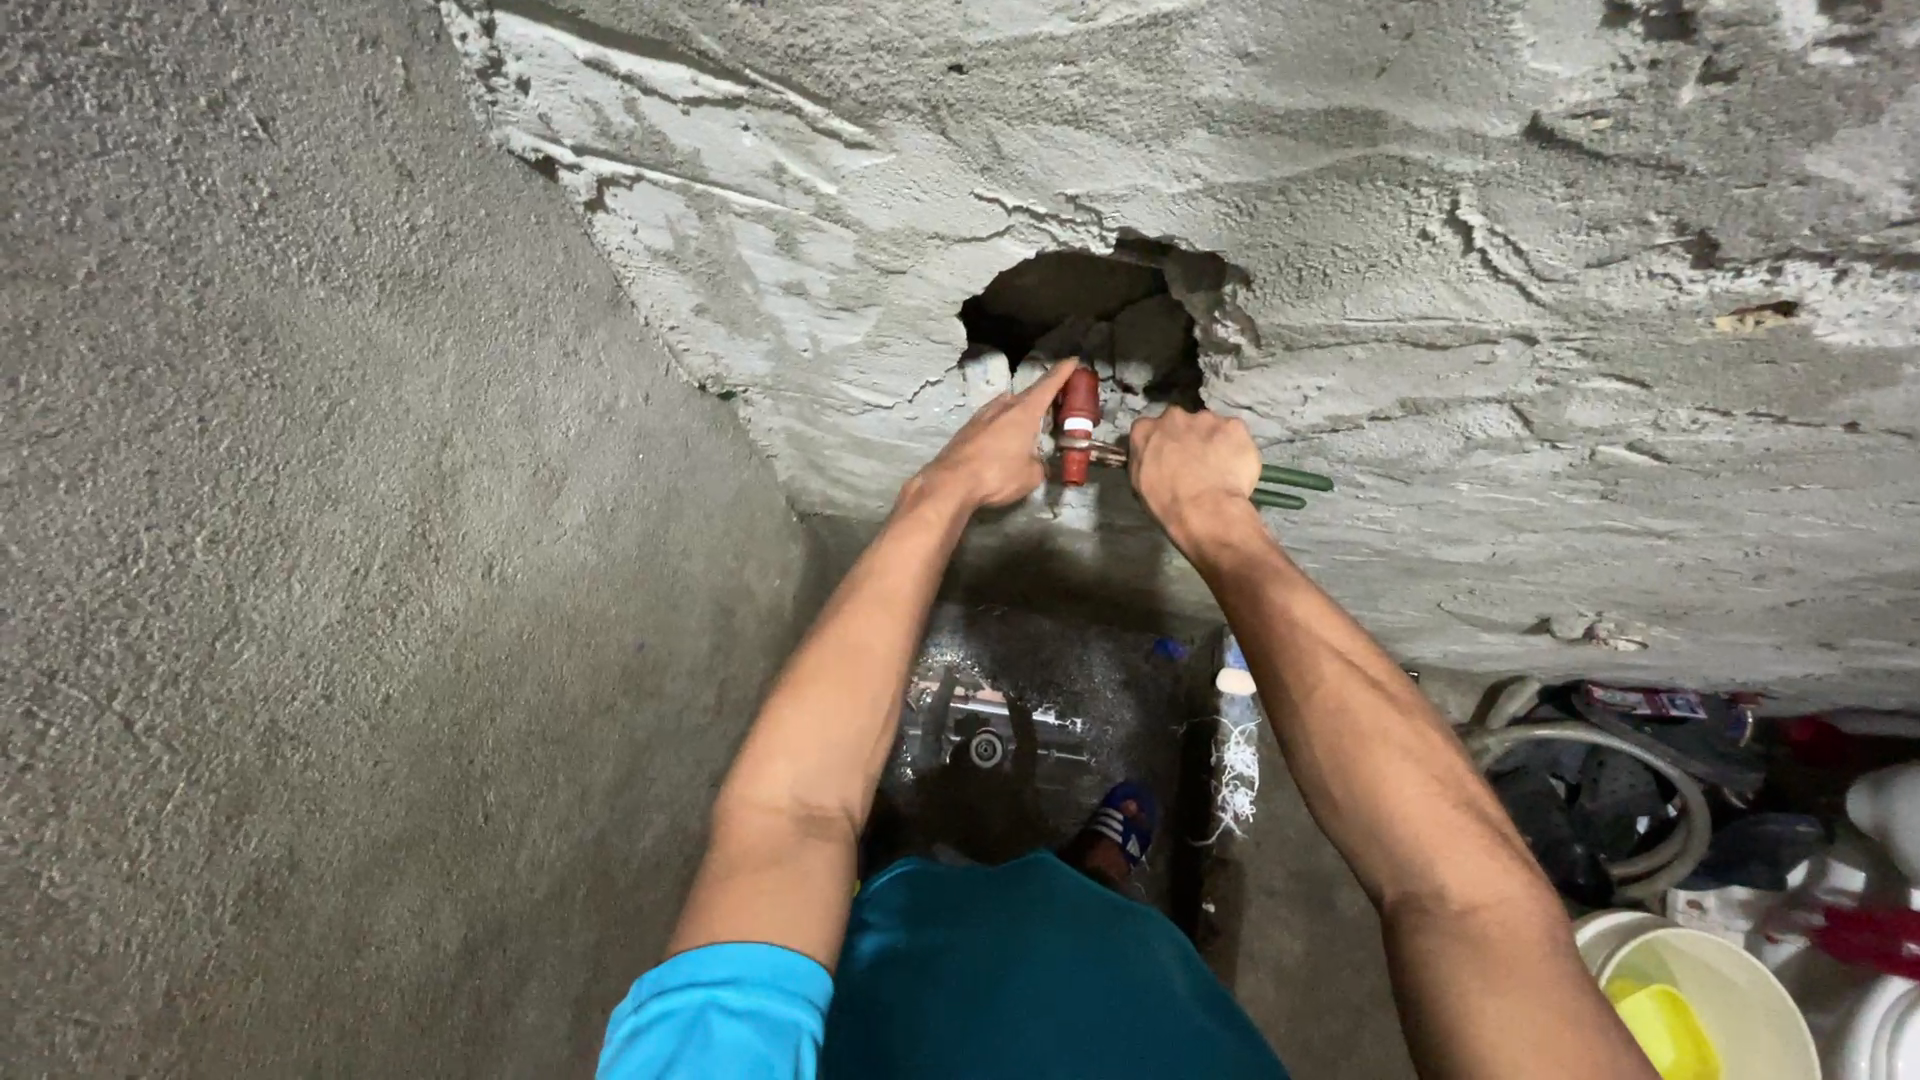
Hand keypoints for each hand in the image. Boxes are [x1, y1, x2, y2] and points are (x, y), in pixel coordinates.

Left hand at [909, 359, 1080, 510]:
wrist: (951, 483)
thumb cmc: (997, 475)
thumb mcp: (1030, 476)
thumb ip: (1039, 465)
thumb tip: (1037, 464)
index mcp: (1024, 412)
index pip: (1048, 385)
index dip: (1062, 372)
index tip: (1072, 360)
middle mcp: (1002, 407)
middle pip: (1026, 395)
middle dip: (1041, 397)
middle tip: (1053, 404)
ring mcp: (981, 416)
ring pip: (1005, 406)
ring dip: (1018, 411)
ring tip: (1027, 423)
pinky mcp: (966, 429)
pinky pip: (991, 420)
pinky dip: (1001, 425)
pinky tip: (1002, 439)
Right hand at [1126, 407, 1262, 547]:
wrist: (1205, 509)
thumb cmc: (1167, 502)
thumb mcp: (1139, 483)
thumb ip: (1144, 459)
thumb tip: (1150, 455)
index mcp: (1145, 430)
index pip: (1149, 428)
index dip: (1160, 442)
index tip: (1167, 456)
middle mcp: (1174, 416)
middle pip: (1181, 421)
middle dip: (1186, 436)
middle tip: (1194, 460)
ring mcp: (1207, 418)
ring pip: (1210, 426)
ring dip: (1211, 440)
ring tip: (1218, 466)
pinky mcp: (1234, 426)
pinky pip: (1235, 434)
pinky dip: (1235, 446)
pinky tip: (1234, 466)